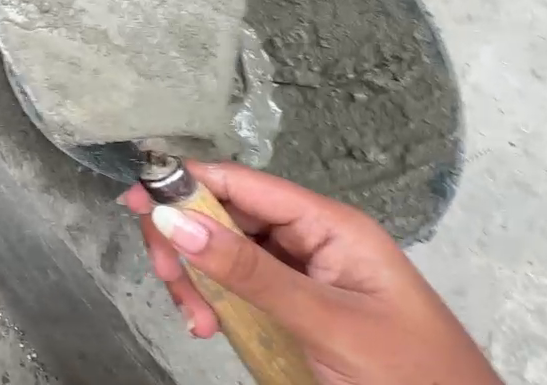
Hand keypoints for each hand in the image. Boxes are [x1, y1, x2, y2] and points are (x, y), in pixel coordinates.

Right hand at [120, 161, 500, 384]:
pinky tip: (208, 328)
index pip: (239, 182)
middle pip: (222, 215)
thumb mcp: (328, 325)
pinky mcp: (291, 307)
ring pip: (219, 251)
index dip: (184, 184)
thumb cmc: (412, 380)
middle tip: (166, 279)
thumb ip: (249, 271)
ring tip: (196, 321)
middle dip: (185, 243)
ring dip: (194, 279)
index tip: (134, 204)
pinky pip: (233, 286)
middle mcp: (310, 239)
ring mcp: (300, 274)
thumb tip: (169, 216)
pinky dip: (210, 302)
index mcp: (329, 225)